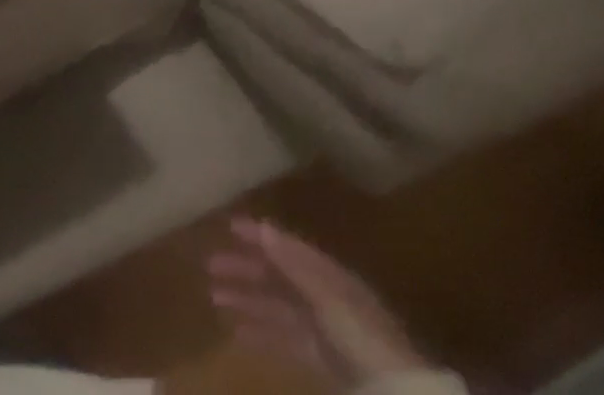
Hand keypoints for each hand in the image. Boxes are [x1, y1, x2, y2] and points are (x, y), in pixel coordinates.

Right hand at [208, 218, 432, 388]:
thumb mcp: (328, 295)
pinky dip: (259, 332)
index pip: (291, 250)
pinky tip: (236, 331)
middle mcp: (326, 299)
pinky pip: (283, 339)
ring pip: (277, 308)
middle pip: (280, 278)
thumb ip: (295, 263)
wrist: (392, 391)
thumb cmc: (361, 335)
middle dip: (247, 269)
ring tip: (214, 297)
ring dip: (247, 300)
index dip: (262, 237)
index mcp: (331, 279)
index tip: (229, 226)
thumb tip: (262, 226)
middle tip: (210, 264)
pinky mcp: (319, 358)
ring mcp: (323, 330)